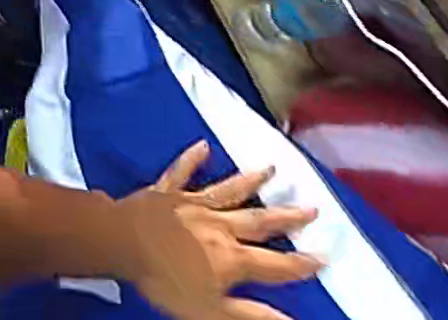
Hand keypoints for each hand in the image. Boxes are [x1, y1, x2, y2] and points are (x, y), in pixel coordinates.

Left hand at [120, 141, 321, 319]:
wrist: (121, 241)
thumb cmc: (164, 280)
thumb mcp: (213, 311)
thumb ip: (252, 315)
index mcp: (232, 258)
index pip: (276, 263)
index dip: (302, 263)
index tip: (326, 255)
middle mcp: (217, 225)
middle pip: (258, 220)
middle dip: (287, 216)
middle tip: (313, 206)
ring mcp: (191, 202)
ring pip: (227, 190)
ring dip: (250, 180)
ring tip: (271, 168)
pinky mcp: (166, 189)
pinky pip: (182, 171)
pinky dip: (193, 158)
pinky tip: (203, 145)